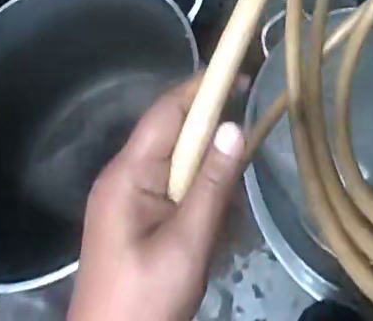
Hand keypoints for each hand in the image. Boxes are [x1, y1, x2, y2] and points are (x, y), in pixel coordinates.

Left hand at [68, 77, 246, 320]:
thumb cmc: (144, 304)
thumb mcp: (186, 246)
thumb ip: (212, 185)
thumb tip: (234, 126)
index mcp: (127, 174)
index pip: (167, 110)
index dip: (202, 88)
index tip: (240, 75)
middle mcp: (122, 176)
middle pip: (172, 133)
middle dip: (211, 135)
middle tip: (250, 140)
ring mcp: (124, 199)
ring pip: (175, 161)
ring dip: (206, 172)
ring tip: (232, 202)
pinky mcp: (132, 220)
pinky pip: (170, 188)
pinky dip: (196, 195)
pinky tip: (214, 224)